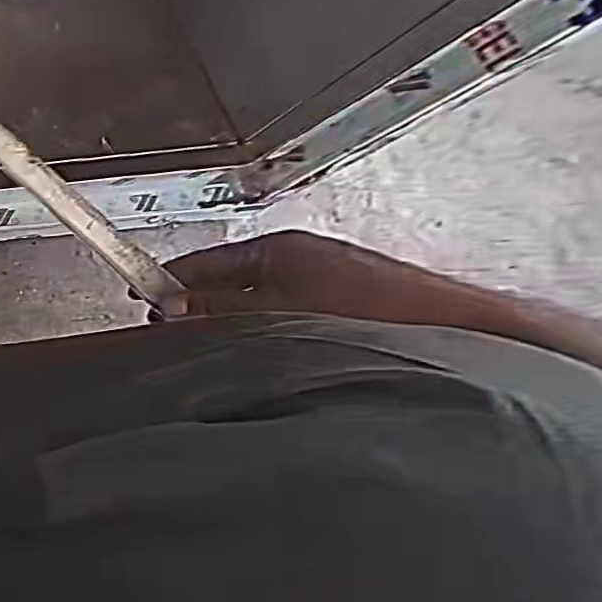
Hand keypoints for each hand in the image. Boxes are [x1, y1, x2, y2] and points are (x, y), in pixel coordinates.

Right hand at [163, 231, 506, 325]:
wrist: (459, 333)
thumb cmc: (374, 312)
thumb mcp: (272, 313)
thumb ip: (215, 310)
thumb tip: (172, 309)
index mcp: (276, 250)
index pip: (199, 263)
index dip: (167, 284)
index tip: (141, 302)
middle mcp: (296, 258)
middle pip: (221, 281)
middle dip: (195, 307)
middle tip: (175, 334)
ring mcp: (317, 279)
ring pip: (247, 300)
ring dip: (227, 321)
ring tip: (216, 347)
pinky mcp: (337, 302)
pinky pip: (275, 313)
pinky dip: (257, 329)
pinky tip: (259, 351)